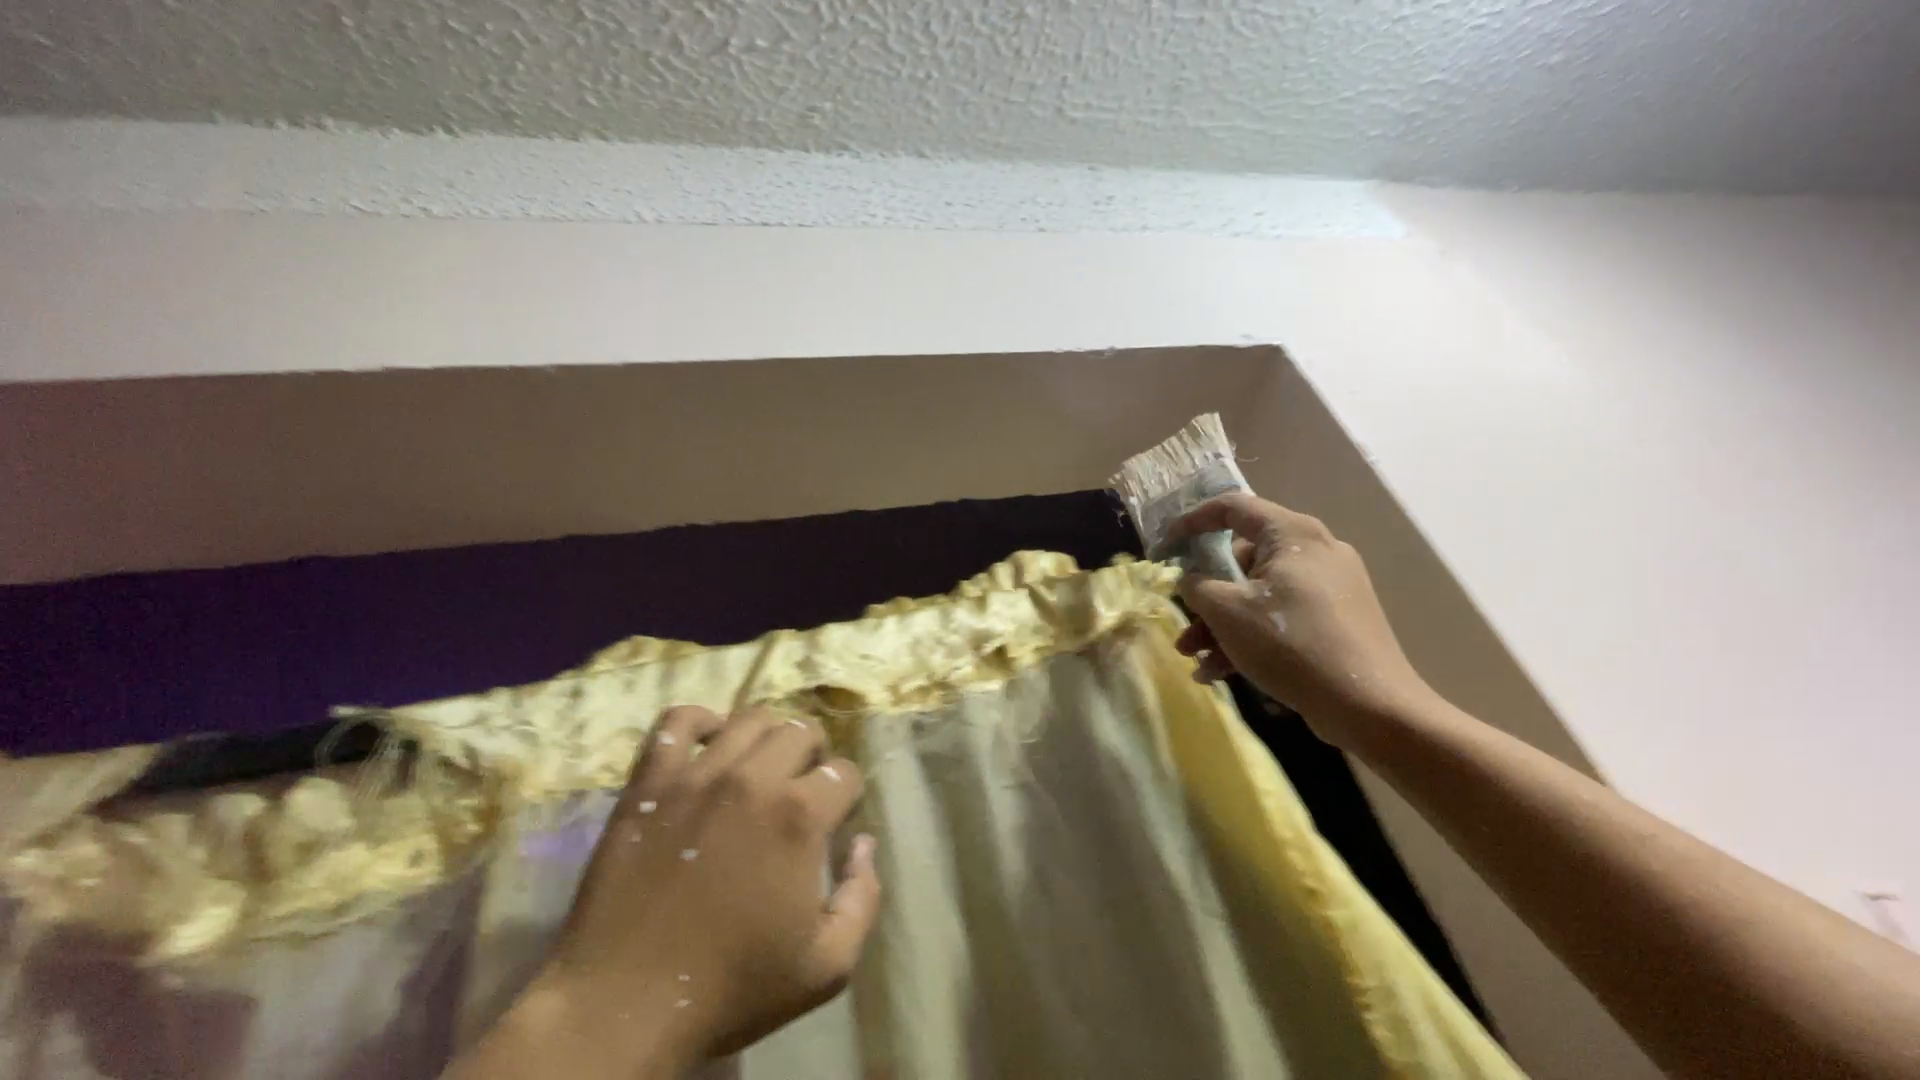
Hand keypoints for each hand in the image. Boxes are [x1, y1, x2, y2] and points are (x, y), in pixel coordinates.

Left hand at [511, 705, 879, 1074]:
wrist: (625, 1006)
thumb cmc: (733, 990)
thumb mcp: (828, 965)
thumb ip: (864, 896)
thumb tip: (862, 844)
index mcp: (800, 817)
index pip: (845, 772)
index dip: (847, 796)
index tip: (834, 823)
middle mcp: (752, 780)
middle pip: (801, 732)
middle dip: (814, 756)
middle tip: (802, 791)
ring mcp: (694, 776)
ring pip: (748, 718)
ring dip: (768, 736)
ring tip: (762, 766)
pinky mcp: (647, 784)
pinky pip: (675, 722)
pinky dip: (699, 720)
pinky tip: (709, 744)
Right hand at [1169, 494, 1435, 748]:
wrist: (1369, 704)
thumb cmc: (1292, 644)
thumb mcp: (1228, 612)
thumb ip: (1197, 586)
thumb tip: (1190, 579)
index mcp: (1292, 533)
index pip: (1233, 507)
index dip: (1192, 521)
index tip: (1166, 546)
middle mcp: (1316, 550)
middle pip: (1243, 561)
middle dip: (1205, 597)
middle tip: (1182, 624)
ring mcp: (1331, 586)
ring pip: (1259, 595)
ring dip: (1222, 625)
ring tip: (1195, 659)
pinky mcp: (1337, 619)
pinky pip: (1281, 617)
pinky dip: (1251, 637)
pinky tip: (1220, 673)